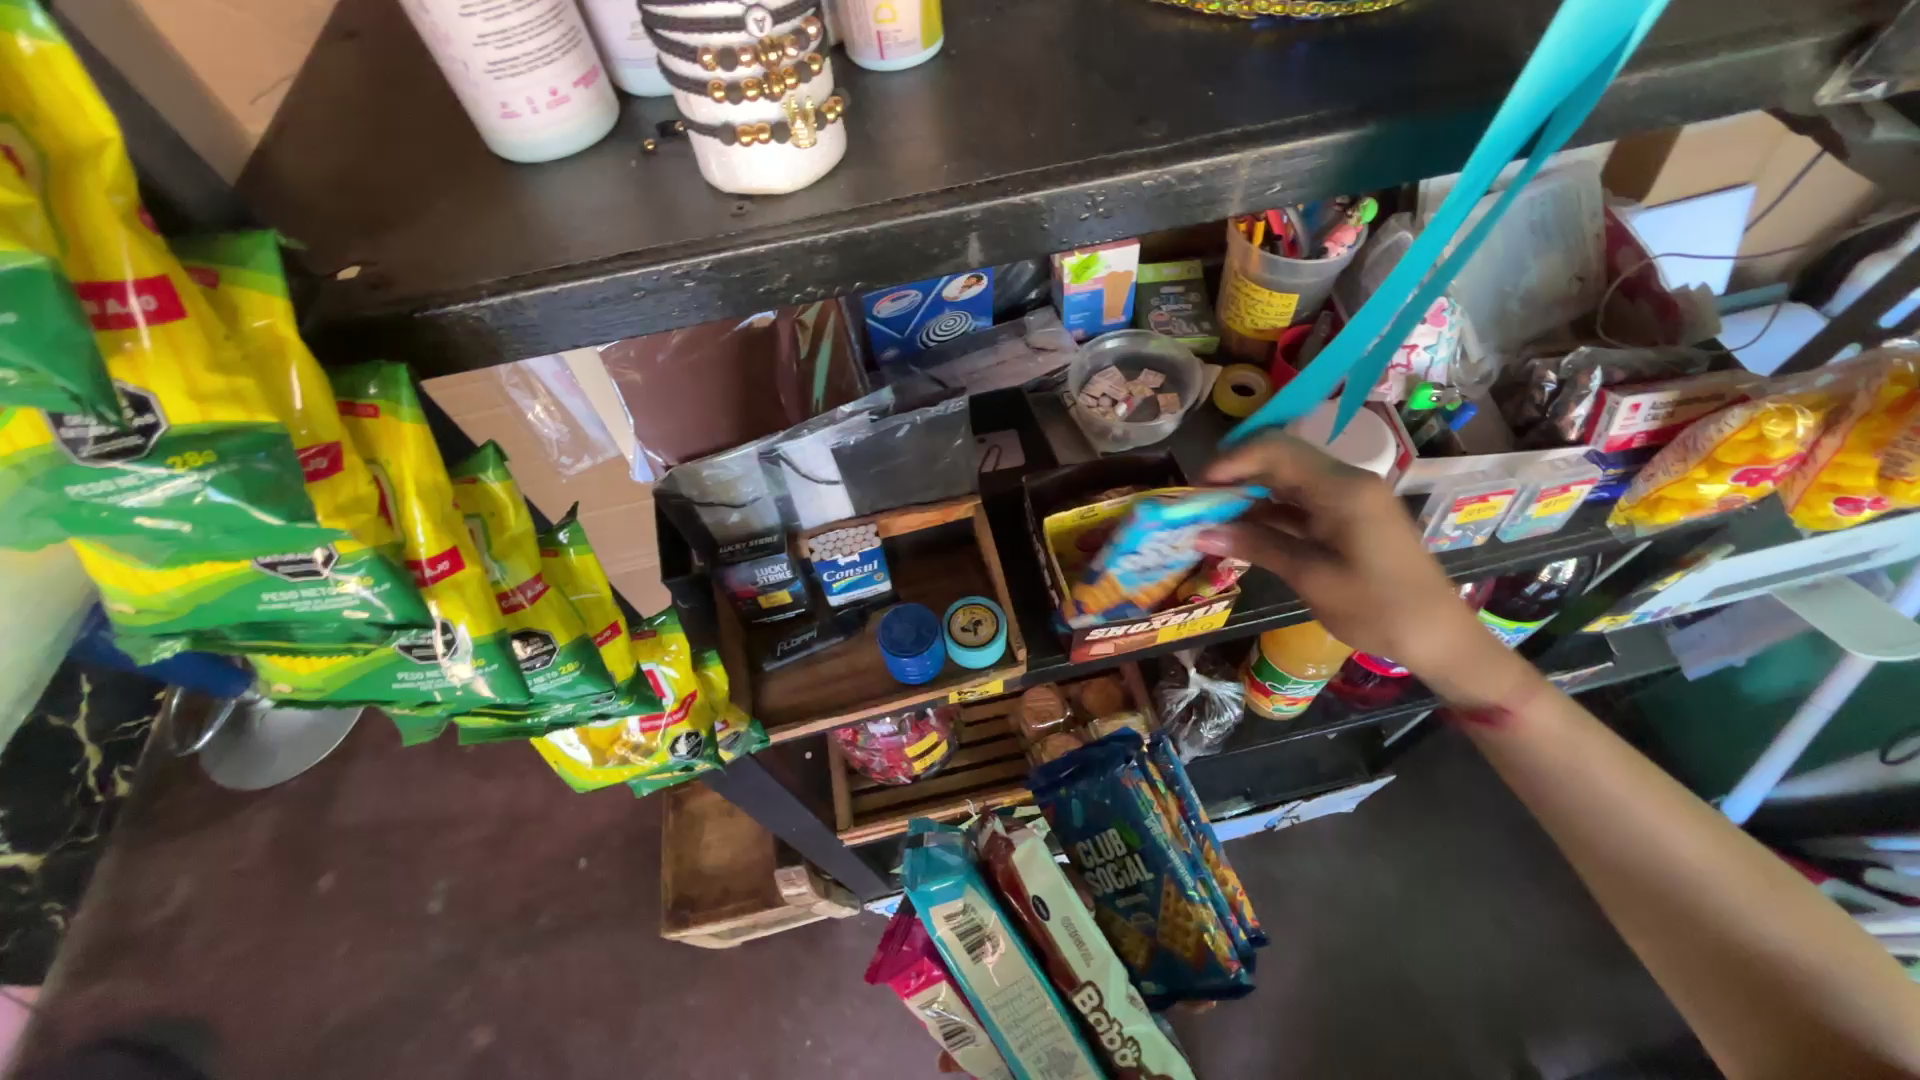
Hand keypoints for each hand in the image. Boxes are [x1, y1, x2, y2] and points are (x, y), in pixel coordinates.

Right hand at [1196, 433, 1517, 692]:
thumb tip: (1200, 534)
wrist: (1438, 636)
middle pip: (1280, 459)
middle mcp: (1347, 481)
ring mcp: (1351, 498)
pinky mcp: (1351, 517)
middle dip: (1235, 476)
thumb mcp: (1310, 577)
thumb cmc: (1377, 608)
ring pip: (1288, 480)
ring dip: (1250, 495)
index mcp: (1342, 488)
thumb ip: (1256, 546)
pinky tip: (1243, 531)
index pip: (1275, 450)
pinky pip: (1302, 502)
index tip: (1196, 488)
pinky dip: (1271, 512)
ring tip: (1212, 519)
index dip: (1230, 462)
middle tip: (1198, 504)